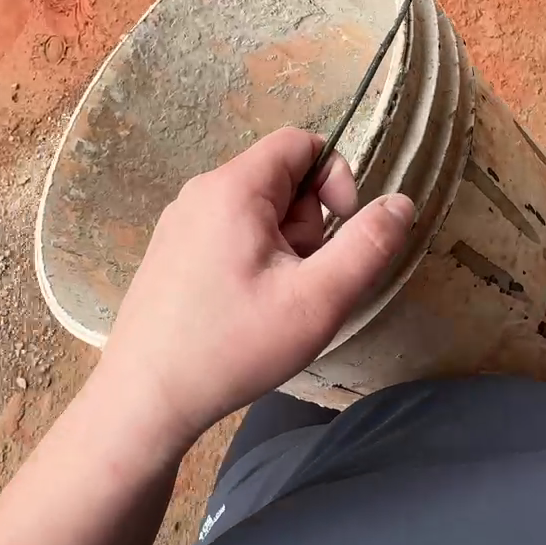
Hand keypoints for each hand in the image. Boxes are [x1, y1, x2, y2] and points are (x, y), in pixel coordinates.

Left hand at [95, 128, 415, 447]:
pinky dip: (254, 260)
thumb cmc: (233, 346)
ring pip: (259, 211)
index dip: (335, 176)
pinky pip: (232, 233)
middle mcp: (202, 192)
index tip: (341, 227)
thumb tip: (401, 202)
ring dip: (284, 246)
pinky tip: (245, 308)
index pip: (301, 143)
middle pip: (282, 180)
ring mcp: (181, 222)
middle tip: (300, 280)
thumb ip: (369, 245)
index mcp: (234, 188)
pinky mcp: (172, 251)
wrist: (143, 402)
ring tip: (272, 300)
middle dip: (308, 223)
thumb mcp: (318, 299)